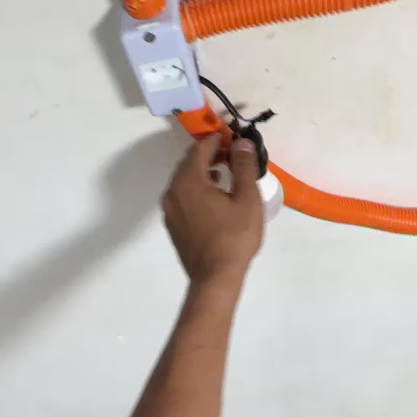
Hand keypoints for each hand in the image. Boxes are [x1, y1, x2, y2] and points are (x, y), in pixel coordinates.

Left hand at [162, 134, 263, 286]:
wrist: (215, 277)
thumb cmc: (234, 237)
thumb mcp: (247, 199)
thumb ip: (243, 166)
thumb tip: (241, 142)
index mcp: (189, 181)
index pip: (200, 149)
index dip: (217, 140)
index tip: (234, 139)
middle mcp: (172, 191)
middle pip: (189, 163)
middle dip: (209, 155)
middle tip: (231, 156)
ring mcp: (169, 210)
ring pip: (184, 181)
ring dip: (203, 173)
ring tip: (225, 176)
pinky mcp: (172, 225)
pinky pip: (182, 197)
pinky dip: (196, 190)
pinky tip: (214, 199)